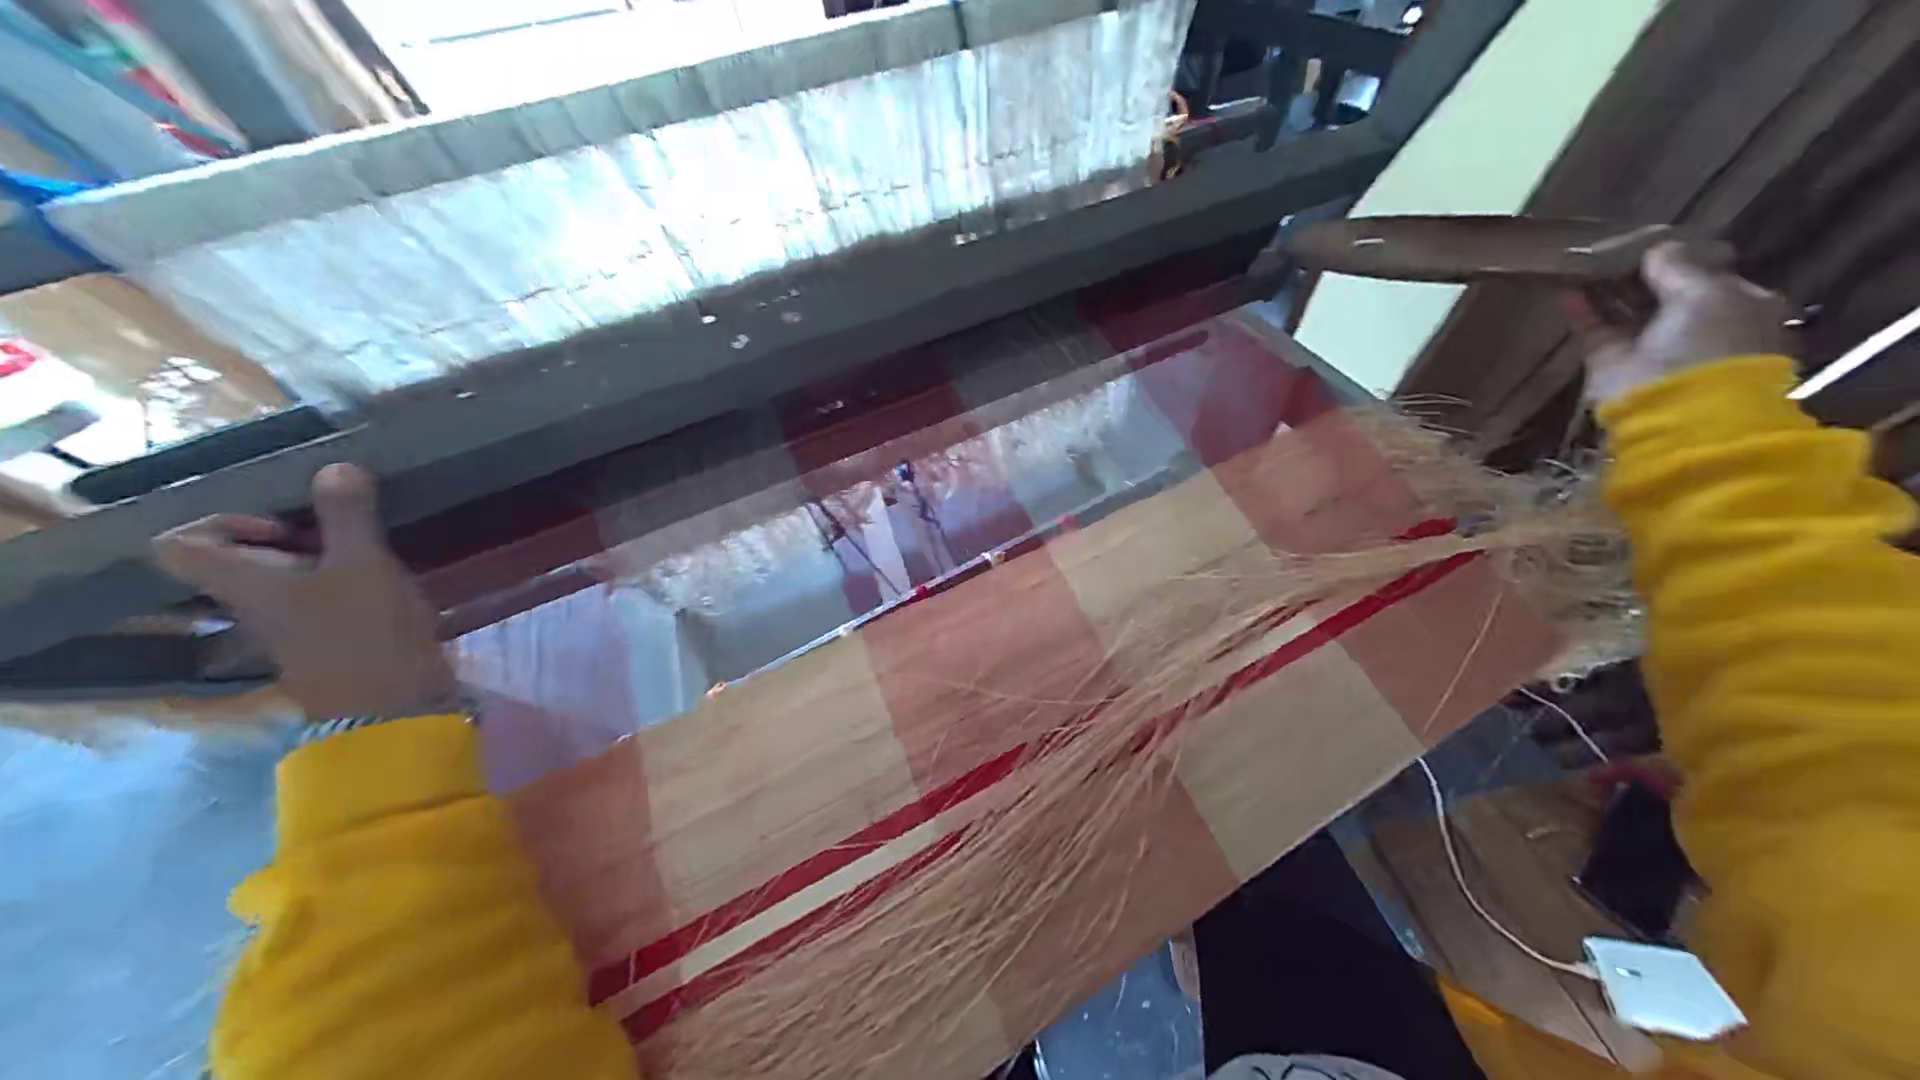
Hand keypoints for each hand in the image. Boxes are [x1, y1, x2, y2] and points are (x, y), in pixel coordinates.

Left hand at [155, 464, 455, 718]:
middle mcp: (254, 603)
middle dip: (292, 533)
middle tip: (341, 528)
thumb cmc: (364, 631)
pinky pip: (323, 596)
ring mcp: (293, 624)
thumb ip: (347, 515)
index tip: (282, 520)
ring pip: (289, 576)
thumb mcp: (362, 564)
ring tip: (371, 548)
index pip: (181, 544)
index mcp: (242, 583)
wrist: (394, 703)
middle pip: (244, 557)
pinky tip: (386, 578)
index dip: (220, 521)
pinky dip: (347, 580)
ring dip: (326, 556)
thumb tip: (337, 465)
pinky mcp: (331, 637)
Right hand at [1581, 241, 1794, 405]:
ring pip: (1624, 308)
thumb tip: (1658, 246)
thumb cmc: (1709, 343)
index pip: (1705, 272)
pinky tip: (1566, 291)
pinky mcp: (1610, 360)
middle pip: (1661, 289)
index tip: (1653, 242)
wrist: (1674, 407)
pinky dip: (1581, 309)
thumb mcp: (1706, 293)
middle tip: (1613, 251)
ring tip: (1583, 265)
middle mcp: (1694, 323)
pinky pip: (1594, 327)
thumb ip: (1679, 267)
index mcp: (1736, 305)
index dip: (1680, 256)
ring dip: (1606, 288)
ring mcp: (1649, 343)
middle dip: (1639, 272)